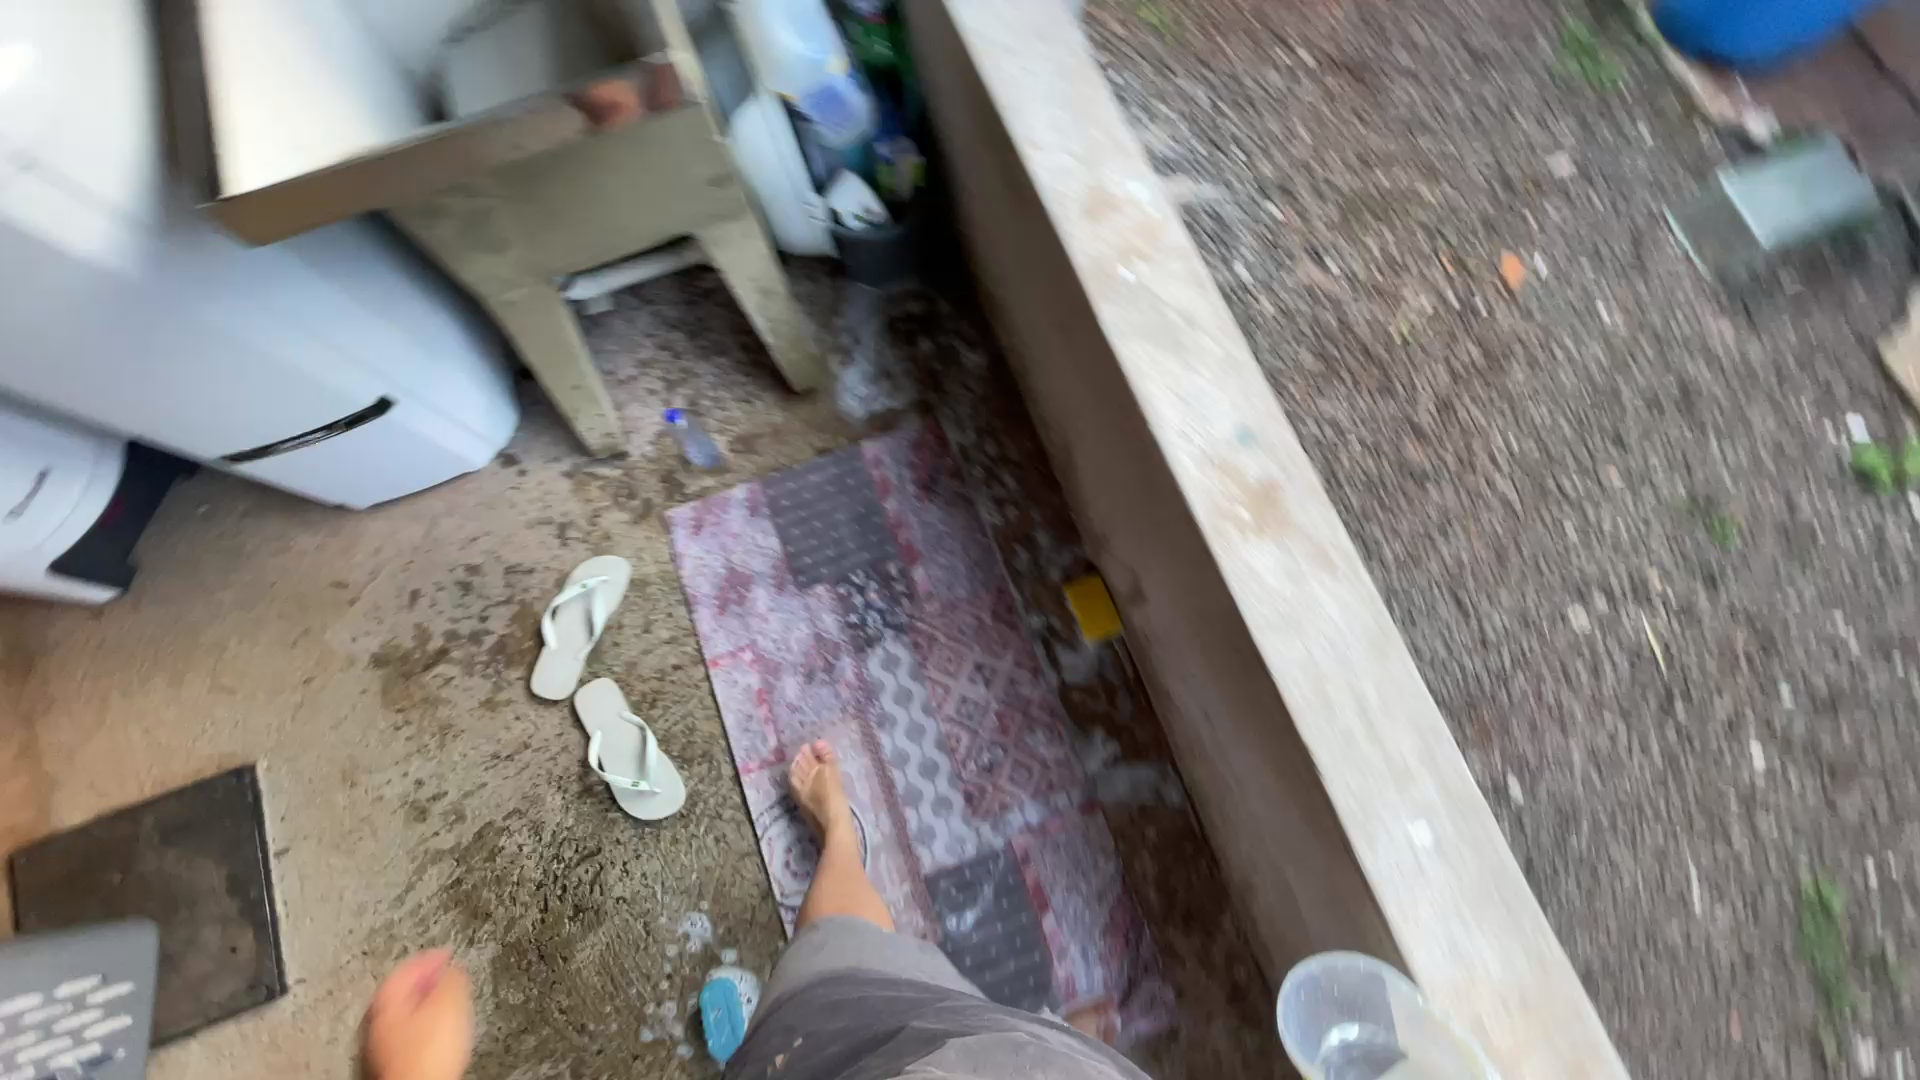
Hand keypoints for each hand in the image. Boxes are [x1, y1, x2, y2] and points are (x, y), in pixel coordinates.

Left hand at [359, 949, 473, 1079]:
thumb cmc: (428, 1046)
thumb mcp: (451, 998)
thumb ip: (452, 976)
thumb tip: (452, 966)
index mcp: (387, 999)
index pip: (405, 966)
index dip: (428, 954)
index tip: (445, 950)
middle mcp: (378, 1018)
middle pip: (400, 989)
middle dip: (423, 978)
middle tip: (442, 970)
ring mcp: (382, 1040)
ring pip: (403, 1010)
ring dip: (423, 999)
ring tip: (444, 996)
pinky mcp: (392, 1057)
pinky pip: (408, 1029)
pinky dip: (423, 1019)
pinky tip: (436, 1024)